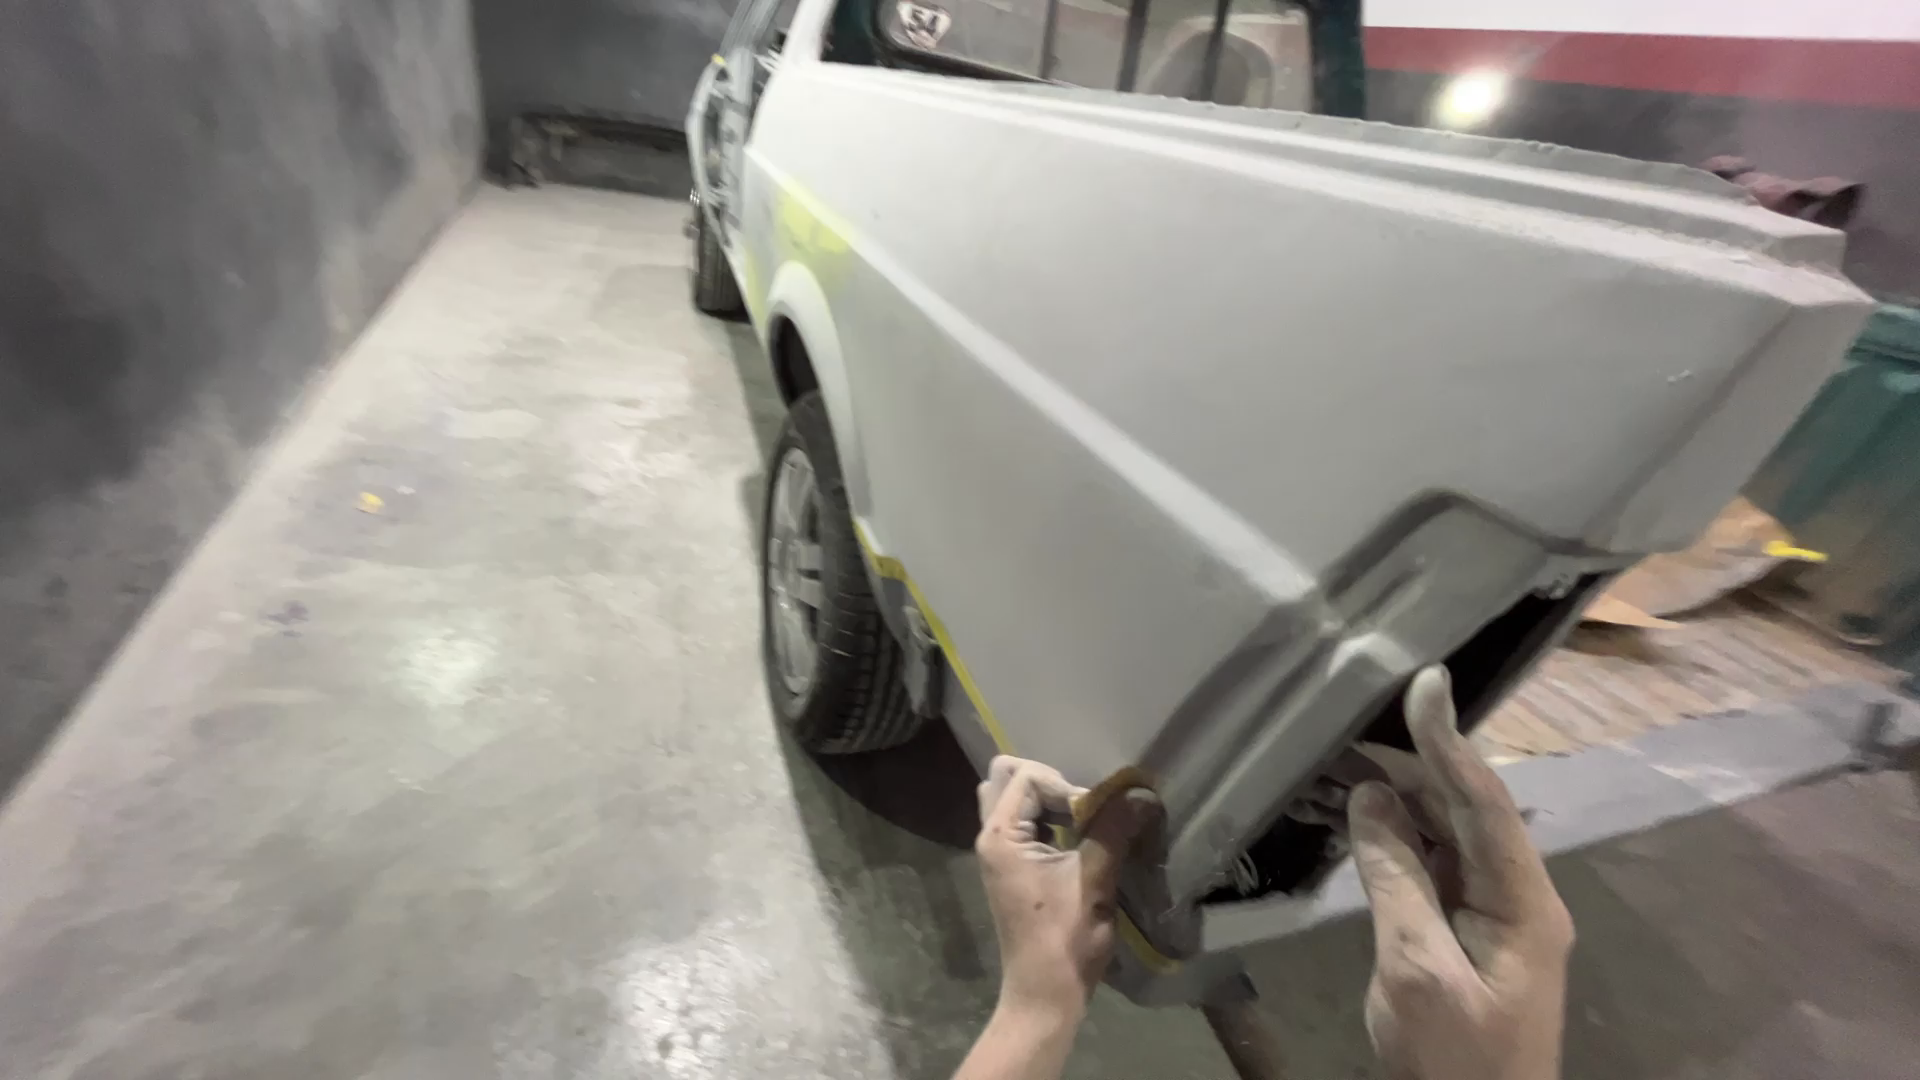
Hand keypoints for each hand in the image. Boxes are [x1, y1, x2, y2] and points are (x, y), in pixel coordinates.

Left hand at [973, 756, 1145, 1020]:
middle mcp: (989, 834)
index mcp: (1000, 834)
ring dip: (1044, 797)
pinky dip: (1043, 815)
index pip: (1027, 777)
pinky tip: (1072, 834)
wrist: (1044, 993)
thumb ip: (1112, 831)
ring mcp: (996, 848)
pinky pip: (1017, 817)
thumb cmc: (1065, 940)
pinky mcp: (1008, 862)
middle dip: (1047, 781)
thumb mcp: (1094, 880)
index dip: (1064, 788)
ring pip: (1010, 795)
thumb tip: (1141, 794)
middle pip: (1006, 775)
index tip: (1091, 817)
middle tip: (1079, 807)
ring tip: (1077, 818)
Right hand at [1347, 666, 1575, 1079]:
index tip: (1424, 682)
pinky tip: (1334, 812)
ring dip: (1377, 795)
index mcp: (1522, 901)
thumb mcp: (1417, 969)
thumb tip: (1369, 797)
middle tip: (1331, 737)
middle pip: (1452, 803)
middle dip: (1395, 763)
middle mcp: (1509, 888)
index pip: (1483, 800)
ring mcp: (1482, 901)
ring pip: (1430, 823)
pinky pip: (1416, 852)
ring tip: (1318, 769)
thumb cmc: (1456, 1059)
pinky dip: (1375, 829)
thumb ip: (1396, 877)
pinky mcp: (1455, 914)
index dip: (1449, 738)